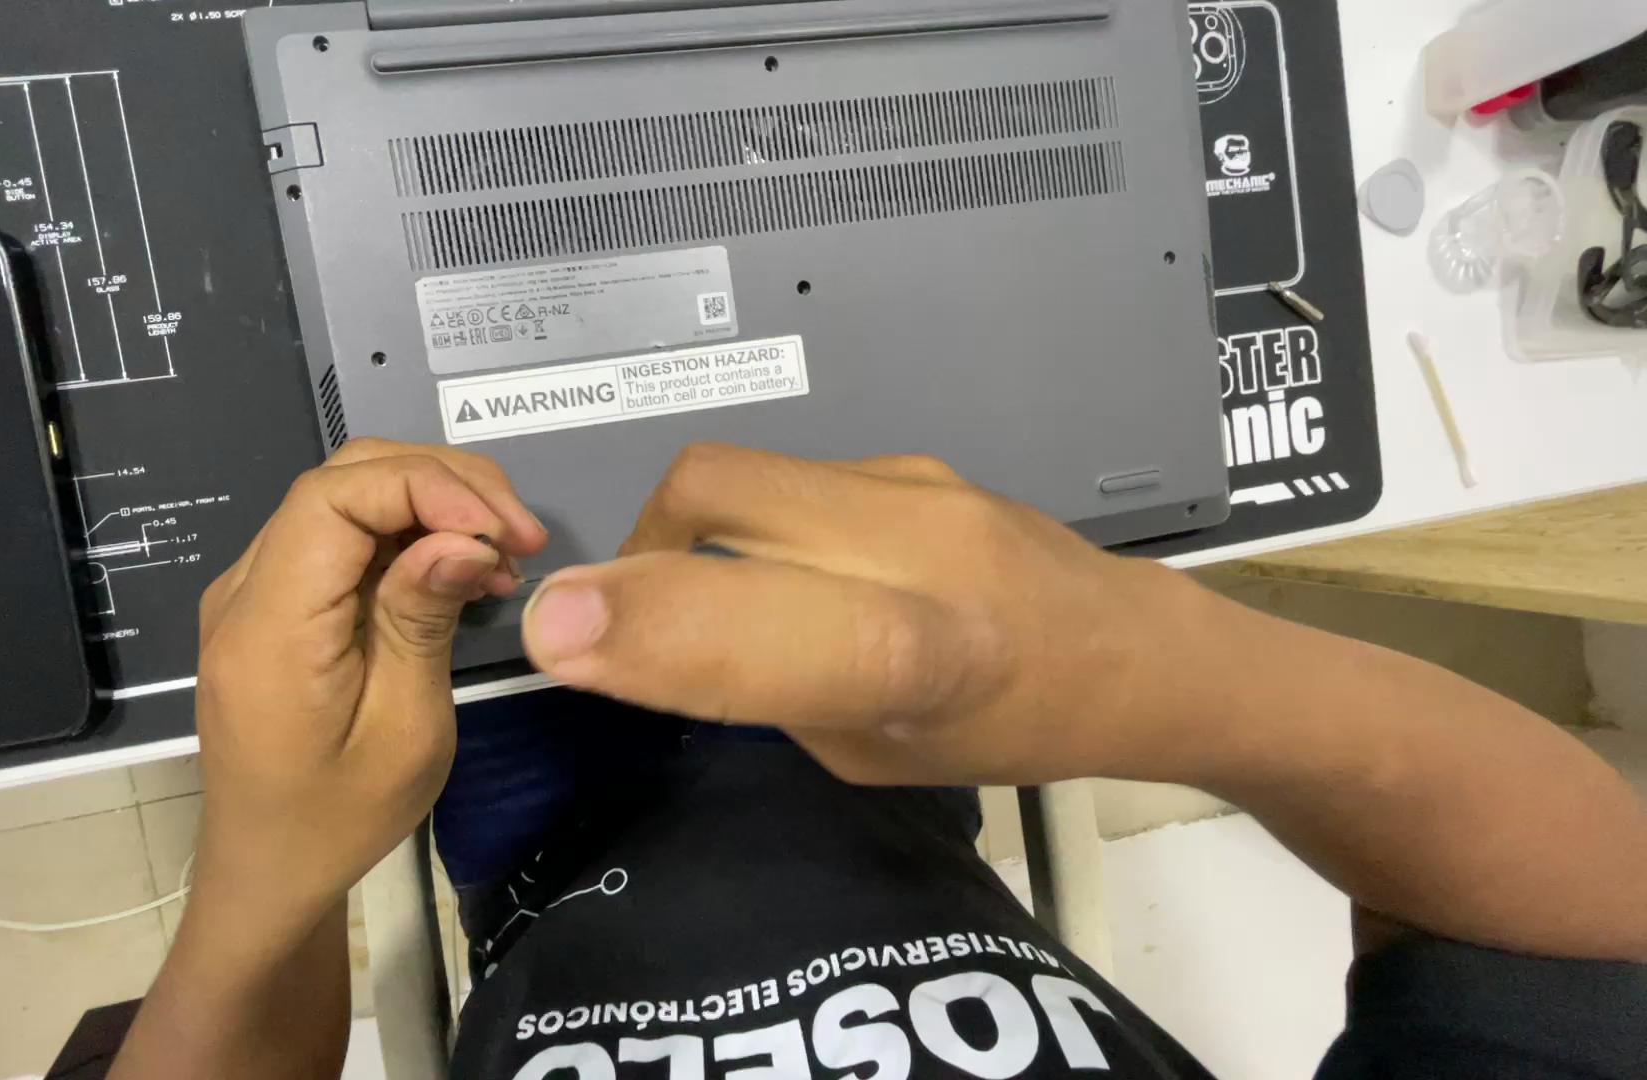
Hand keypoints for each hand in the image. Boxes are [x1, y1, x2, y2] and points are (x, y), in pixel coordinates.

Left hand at [192, 439, 545, 922]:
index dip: (428, 487)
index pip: (336, 497)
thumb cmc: (340, 819)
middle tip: (520, 535)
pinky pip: (347, 534)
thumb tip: (465, 538)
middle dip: (445, 484)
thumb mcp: (405, 729)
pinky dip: (414, 531)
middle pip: (345, 476)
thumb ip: (422, 620)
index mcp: (270, 626)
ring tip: (502, 555)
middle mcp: (248, 587)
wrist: (270, 870)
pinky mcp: (280, 599)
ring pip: (350, 493)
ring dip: (436, 503)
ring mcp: (258, 589)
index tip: (504, 531)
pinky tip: (462, 568)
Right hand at [520, 443, 1233, 787]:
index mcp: (927, 656)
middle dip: (643, 543)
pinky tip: (798, 567)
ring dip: (694, 531)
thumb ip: (766, 687)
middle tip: (643, 606)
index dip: (658, 626)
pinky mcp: (914, 458)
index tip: (557, 632)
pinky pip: (789, 478)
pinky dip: (752, 523)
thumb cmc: (1009, 730)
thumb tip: (648, 635)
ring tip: (728, 593)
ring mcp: (916, 481)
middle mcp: (920, 543)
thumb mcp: (874, 755)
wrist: (1137, 648)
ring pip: (744, 473)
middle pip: (717, 486)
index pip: (778, 628)